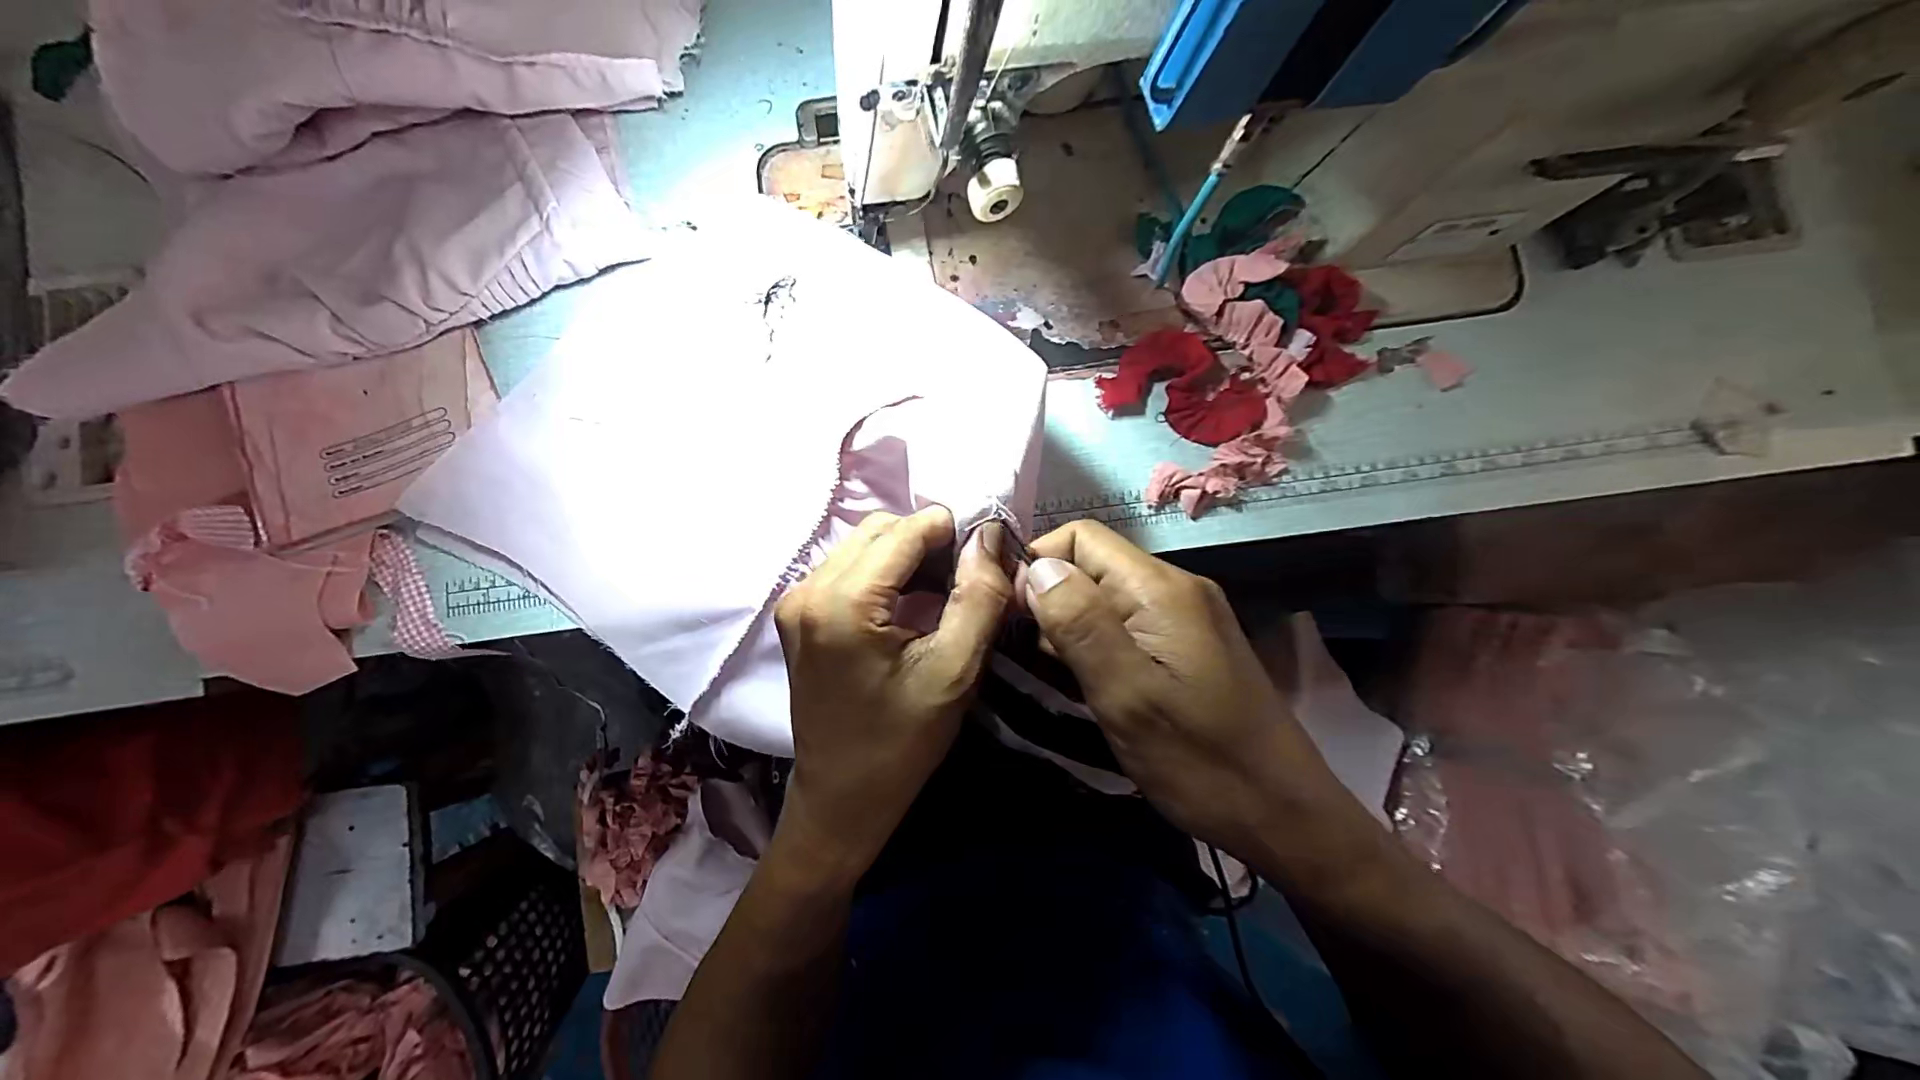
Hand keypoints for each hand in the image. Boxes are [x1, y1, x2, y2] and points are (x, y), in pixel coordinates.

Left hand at [773, 506, 1012, 882]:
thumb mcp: (954, 671)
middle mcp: (809, 589)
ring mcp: (797, 600)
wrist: (841, 798)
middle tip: (969, 578)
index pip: (907, 530)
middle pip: (881, 530)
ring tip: (946, 593)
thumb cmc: (901, 742)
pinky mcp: (798, 614)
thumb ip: (978, 597)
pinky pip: (849, 569)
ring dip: (908, 557)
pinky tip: (913, 605)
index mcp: (841, 602)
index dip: (954, 532)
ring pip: (864, 545)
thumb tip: (988, 535)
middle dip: (930, 543)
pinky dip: (886, 574)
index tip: (989, 556)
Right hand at [1020, 521, 1377, 881]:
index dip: (1037, 564)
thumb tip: (1036, 566)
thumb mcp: (1127, 696)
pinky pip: (1127, 625)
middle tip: (1035, 661)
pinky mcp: (1188, 645)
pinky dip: (1097, 646)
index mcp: (1161, 588)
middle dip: (1052, 602)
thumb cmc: (1200, 761)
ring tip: (1062, 679)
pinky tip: (1092, 685)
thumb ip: (1080, 624)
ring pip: (1106, 598)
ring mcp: (1185, 617)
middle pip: (1092, 566)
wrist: (1283, 815)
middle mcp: (1176, 588)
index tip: (1011, 616)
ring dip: (1072, 629)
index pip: (1081, 537)